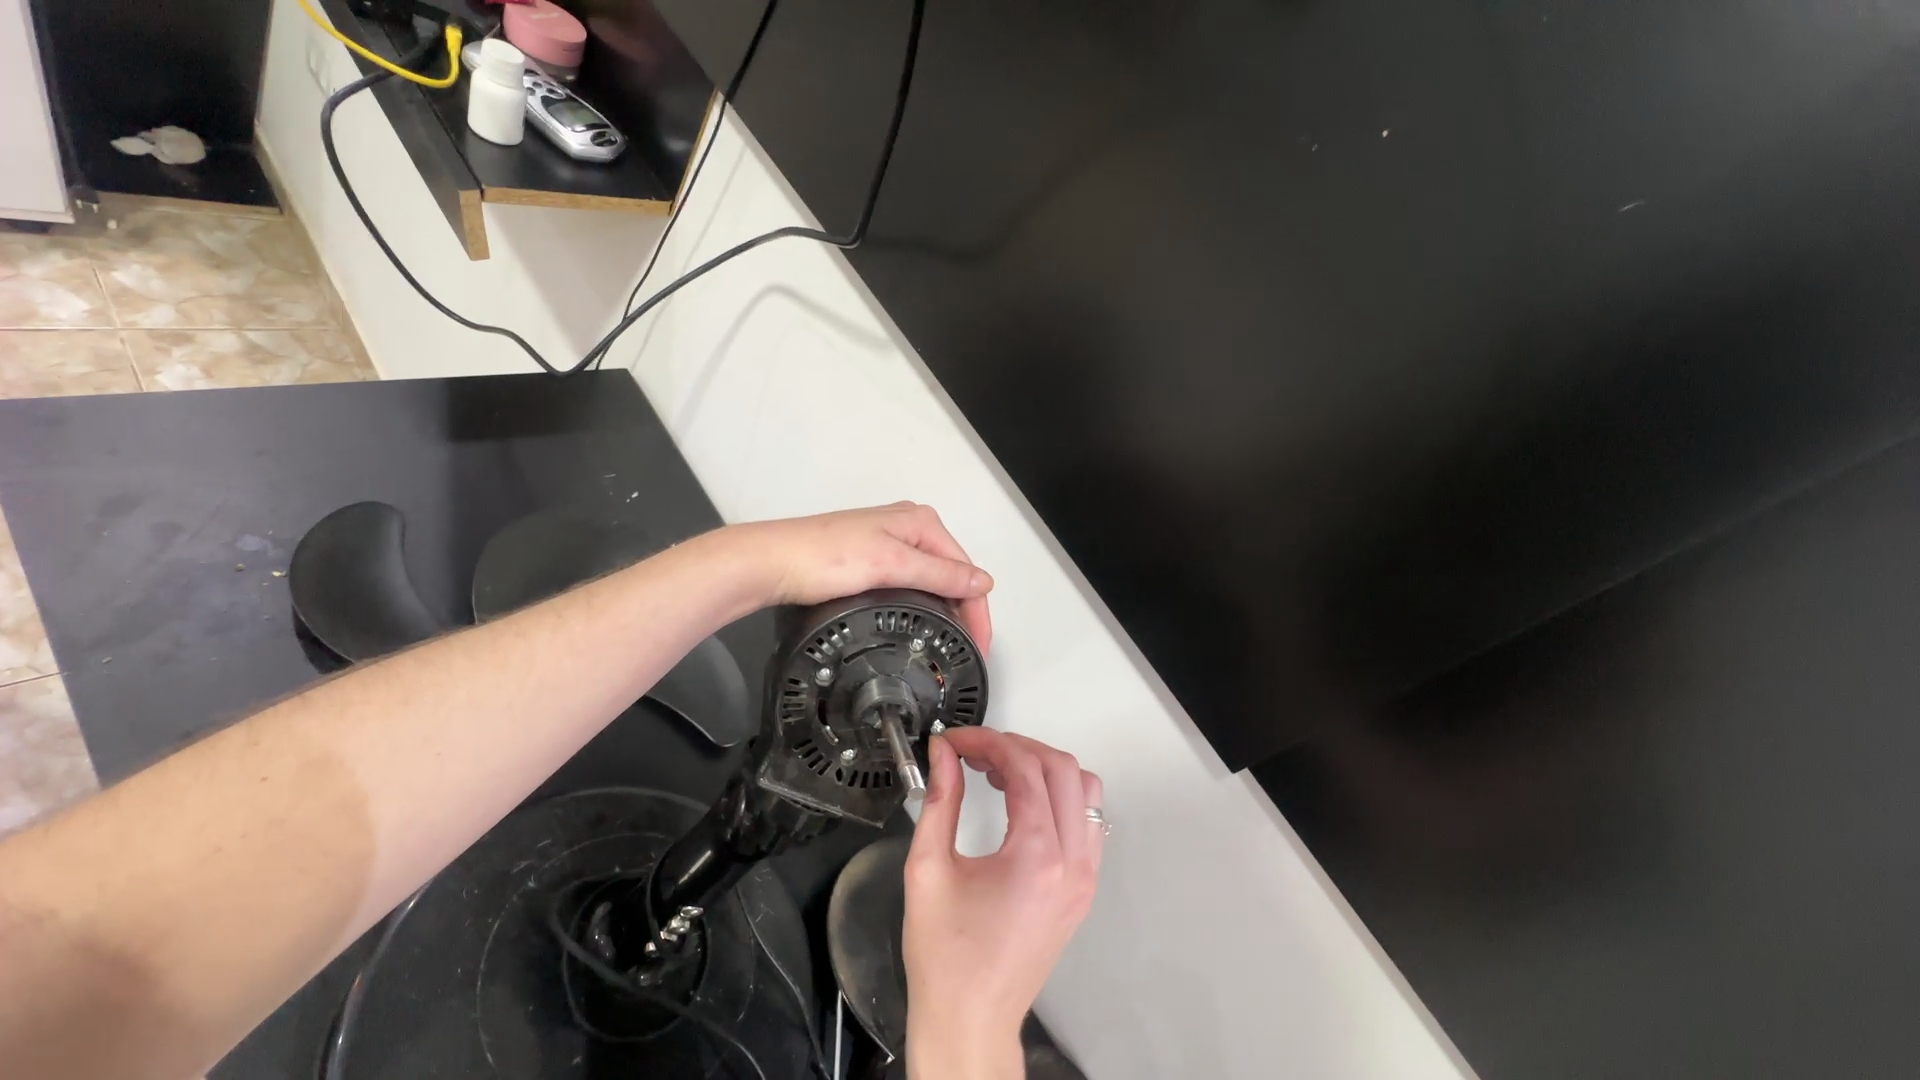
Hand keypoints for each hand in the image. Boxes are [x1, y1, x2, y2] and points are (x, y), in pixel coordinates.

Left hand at [724, 503, 993, 650]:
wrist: (771, 562)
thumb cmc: (823, 557)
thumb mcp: (891, 565)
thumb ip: (940, 574)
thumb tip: (982, 582)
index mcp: (920, 522)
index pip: (965, 568)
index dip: (976, 609)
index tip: (978, 644)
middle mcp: (907, 526)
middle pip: (951, 572)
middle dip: (964, 608)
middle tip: (967, 647)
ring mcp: (887, 542)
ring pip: (931, 577)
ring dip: (944, 606)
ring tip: (949, 638)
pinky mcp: (869, 559)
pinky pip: (910, 581)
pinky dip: (921, 602)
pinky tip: (919, 619)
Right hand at [903, 727, 1103, 1078]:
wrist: (970, 1018)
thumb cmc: (945, 956)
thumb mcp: (928, 869)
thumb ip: (939, 801)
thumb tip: (943, 755)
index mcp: (1036, 857)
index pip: (1023, 769)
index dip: (986, 742)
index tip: (953, 741)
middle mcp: (1073, 862)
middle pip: (1061, 768)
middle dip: (1015, 746)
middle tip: (973, 751)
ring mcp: (1085, 876)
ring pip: (1084, 789)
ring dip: (1043, 768)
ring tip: (998, 773)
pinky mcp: (1083, 888)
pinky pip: (1088, 821)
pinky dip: (1059, 797)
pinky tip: (1022, 802)